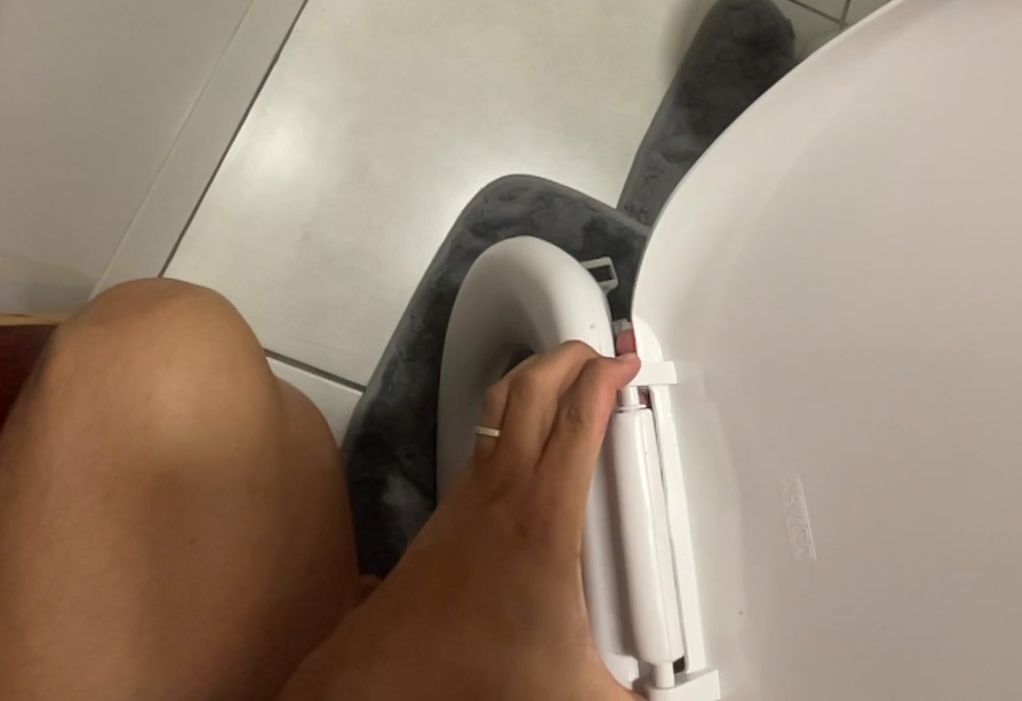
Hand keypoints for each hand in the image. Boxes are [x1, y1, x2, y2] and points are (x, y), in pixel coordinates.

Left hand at [279, 341, 641, 700]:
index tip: (626, 365)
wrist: (395, 665)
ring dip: (539, 369)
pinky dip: (515, 401)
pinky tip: (529, 421)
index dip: (605, 379)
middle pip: (537, 385)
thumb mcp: (570, 690)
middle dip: (573, 355)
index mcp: (546, 515)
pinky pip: (489, 423)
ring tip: (569, 369)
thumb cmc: (471, 664)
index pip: (579, 419)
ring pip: (505, 396)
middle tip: (603, 355)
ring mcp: (478, 482)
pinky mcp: (459, 492)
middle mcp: (509, 484)